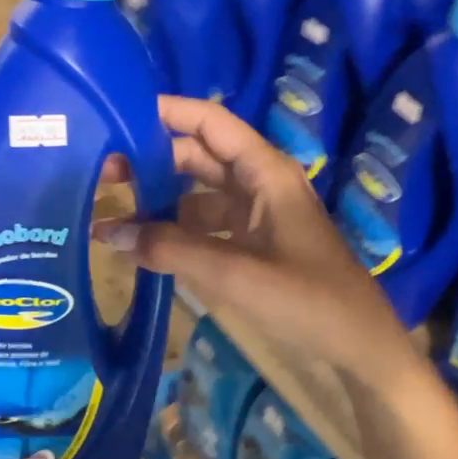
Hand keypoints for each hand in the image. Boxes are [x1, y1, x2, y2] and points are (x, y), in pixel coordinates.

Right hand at [94, 95, 421, 391]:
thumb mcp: (235, 274)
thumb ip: (172, 249)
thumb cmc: (307, 300)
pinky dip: (176, 230)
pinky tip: (143, 245)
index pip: (209, 122)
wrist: (359, 347)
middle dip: (151, 158)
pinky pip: (207, 224)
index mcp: (265, 172)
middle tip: (98, 172)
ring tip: (110, 210)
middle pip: (198, 154)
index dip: (166, 111)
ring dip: (160, 198)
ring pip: (198, 191)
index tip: (116, 113)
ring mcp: (258, 213)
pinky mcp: (254, 243)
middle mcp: (259, 182)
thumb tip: (112, 232)